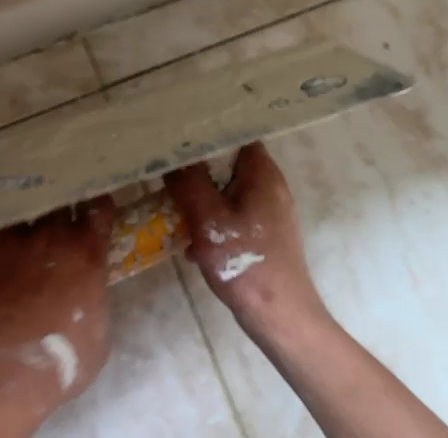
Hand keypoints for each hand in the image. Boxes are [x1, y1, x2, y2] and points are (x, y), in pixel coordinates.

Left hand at [0, 197, 116, 409]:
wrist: (7, 366)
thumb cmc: (65, 357)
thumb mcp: (99, 329)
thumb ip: (95, 293)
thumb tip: (88, 285)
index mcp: (87, 253)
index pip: (98, 210)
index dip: (97, 210)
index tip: (95, 214)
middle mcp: (53, 236)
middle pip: (61, 209)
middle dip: (63, 219)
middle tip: (60, 236)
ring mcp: (16, 239)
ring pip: (27, 221)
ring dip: (31, 233)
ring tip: (26, 250)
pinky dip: (2, 247)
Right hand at [164, 142, 325, 327]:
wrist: (280, 318)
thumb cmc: (245, 263)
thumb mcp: (206, 218)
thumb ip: (187, 182)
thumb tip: (169, 156)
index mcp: (262, 172)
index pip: (234, 132)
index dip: (206, 129)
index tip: (177, 133)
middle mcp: (271, 185)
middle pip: (229, 161)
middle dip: (198, 165)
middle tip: (167, 166)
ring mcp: (270, 211)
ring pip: (228, 189)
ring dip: (202, 194)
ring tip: (173, 201)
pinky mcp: (266, 234)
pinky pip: (233, 212)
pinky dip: (213, 217)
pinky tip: (192, 238)